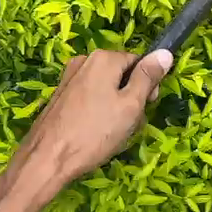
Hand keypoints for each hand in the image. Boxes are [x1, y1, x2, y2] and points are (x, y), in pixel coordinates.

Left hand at [10, 49, 172, 194]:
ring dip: (116, 108)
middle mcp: (84, 61)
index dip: (147, 85)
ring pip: (106, 89)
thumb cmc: (94, 132)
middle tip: (130, 124)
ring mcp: (69, 78)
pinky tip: (96, 135)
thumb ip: (148, 77)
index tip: (147, 107)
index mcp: (103, 58)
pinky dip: (98, 113)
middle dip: (131, 98)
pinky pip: (90, 98)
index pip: (138, 62)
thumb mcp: (130, 105)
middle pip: (121, 75)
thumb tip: (165, 53)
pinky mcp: (61, 97)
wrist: (47, 159)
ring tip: (113, 134)